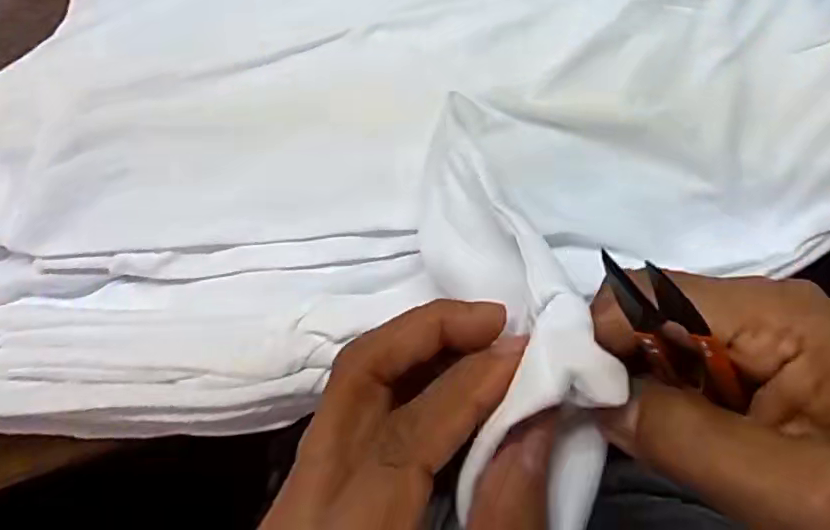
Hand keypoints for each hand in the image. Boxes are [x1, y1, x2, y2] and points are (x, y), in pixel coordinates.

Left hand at [259, 300, 539, 529]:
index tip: (525, 352)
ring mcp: (292, 502)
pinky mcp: (306, 499)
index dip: (471, 384)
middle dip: (429, 331)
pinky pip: (354, 410)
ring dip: (419, 344)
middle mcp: (296, 513)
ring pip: (349, 384)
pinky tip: (451, 377)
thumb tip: (537, 414)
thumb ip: (506, 518)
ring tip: (481, 337)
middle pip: (355, 379)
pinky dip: (407, 377)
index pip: (403, 435)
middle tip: (494, 320)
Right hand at [592, 273, 829, 529]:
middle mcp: (770, 306)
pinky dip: (659, 391)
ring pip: (671, 335)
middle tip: (580, 406)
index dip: (615, 326)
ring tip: (604, 417)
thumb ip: (691, 439)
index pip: (672, 293)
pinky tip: (644, 422)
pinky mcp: (759, 366)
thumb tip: (600, 398)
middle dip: (621, 351)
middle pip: (667, 307)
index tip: (568, 379)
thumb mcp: (791, 491)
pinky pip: (690, 364)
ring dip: (635, 374)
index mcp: (785, 313)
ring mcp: (766, 335)